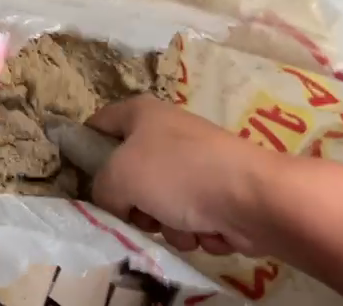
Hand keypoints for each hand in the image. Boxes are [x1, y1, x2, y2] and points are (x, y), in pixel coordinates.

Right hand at [87, 96, 281, 257]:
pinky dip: (197, 230)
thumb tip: (113, 202)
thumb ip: (100, 190)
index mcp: (139, 112)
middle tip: (142, 213)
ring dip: (168, 224)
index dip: (86, 150)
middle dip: (136, 203)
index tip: (87, 180)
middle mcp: (165, 132)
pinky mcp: (220, 192)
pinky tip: (209, 231)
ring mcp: (195, 162)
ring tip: (184, 226)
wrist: (256, 198)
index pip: (97, 126)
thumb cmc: (179, 174)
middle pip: (130, 173)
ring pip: (161, 202)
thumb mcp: (120, 178)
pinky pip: (192, 217)